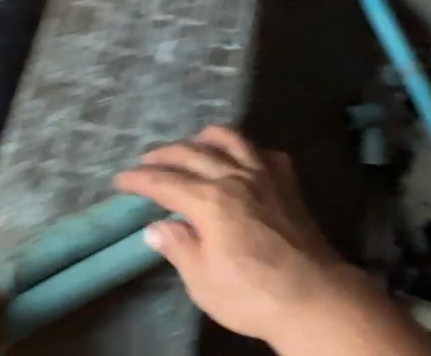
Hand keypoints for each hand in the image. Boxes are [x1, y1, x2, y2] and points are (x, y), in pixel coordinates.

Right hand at [115, 126, 364, 345]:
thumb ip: (180, 247)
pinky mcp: (288, 181)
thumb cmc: (250, 294)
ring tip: (194, 140)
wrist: (309, 292)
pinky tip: (243, 154)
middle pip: (196, 154)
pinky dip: (247, 147)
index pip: (167, 182)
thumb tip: (156, 227)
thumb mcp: (203, 281)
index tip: (121, 178)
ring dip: (207, 137)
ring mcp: (266, 174)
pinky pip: (263, 151)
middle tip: (147, 158)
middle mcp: (237, 177)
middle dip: (167, 154)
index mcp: (211, 201)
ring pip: (233, 140)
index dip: (141, 179)